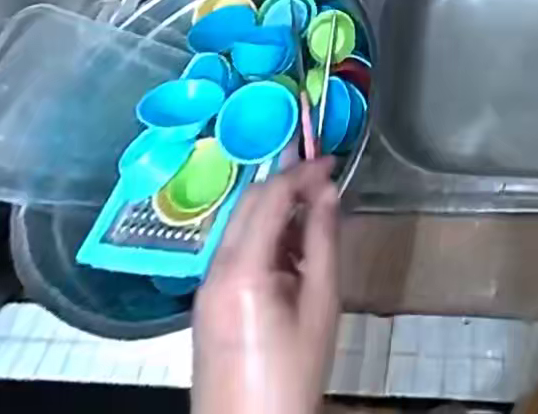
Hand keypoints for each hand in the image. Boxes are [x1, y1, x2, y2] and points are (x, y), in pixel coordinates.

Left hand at [192, 158, 339, 413]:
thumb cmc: (292, 376)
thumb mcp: (321, 305)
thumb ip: (324, 240)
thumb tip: (328, 190)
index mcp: (242, 269)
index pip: (270, 197)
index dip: (302, 172)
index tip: (331, 160)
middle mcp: (215, 269)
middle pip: (249, 202)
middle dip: (285, 181)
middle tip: (322, 176)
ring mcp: (206, 286)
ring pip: (240, 222)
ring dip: (275, 206)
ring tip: (313, 208)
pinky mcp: (207, 301)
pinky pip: (235, 248)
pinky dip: (263, 233)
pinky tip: (291, 245)